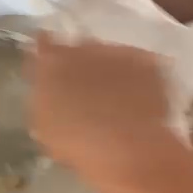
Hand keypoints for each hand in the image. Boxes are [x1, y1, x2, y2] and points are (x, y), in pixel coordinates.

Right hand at [25, 36, 186, 190]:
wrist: (127, 148)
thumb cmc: (75, 141)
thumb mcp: (44, 120)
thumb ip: (43, 93)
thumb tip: (45, 81)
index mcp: (53, 62)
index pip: (44, 44)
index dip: (46, 51)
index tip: (48, 62)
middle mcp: (85, 48)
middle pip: (80, 47)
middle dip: (81, 63)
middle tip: (83, 88)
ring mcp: (119, 53)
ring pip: (110, 55)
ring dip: (109, 69)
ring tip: (113, 97)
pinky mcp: (150, 62)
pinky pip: (138, 64)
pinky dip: (136, 76)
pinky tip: (137, 99)